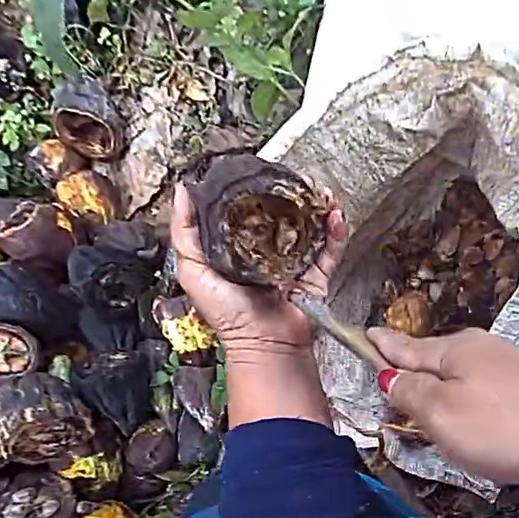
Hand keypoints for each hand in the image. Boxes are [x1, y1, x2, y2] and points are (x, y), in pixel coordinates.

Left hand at [169, 181, 348, 426]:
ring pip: (312, 228)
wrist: (265, 345)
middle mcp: (272, 254)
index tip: (264, 172)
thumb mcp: (193, 270)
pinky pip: (329, 251)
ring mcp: (297, 265)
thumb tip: (183, 191)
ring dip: (318, 207)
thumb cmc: (228, 317)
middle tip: (297, 179)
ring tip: (319, 191)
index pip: (252, 212)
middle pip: (286, 216)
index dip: (259, 190)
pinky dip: (335, 232)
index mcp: (242, 250)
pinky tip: (334, 214)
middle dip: (294, 195)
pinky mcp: (317, 278)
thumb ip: (185, 233)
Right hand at [368, 327, 518, 491]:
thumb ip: (409, 392)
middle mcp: (480, 351)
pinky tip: (456, 418)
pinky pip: (475, 394)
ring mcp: (503, 371)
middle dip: (408, 369)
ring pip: (454, 378)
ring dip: (434, 390)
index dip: (382, 345)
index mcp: (455, 349)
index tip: (365, 333)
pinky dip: (459, 404)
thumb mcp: (440, 411)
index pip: (406, 346)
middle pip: (431, 360)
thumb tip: (390, 376)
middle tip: (382, 377)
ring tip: (413, 402)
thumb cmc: (498, 428)